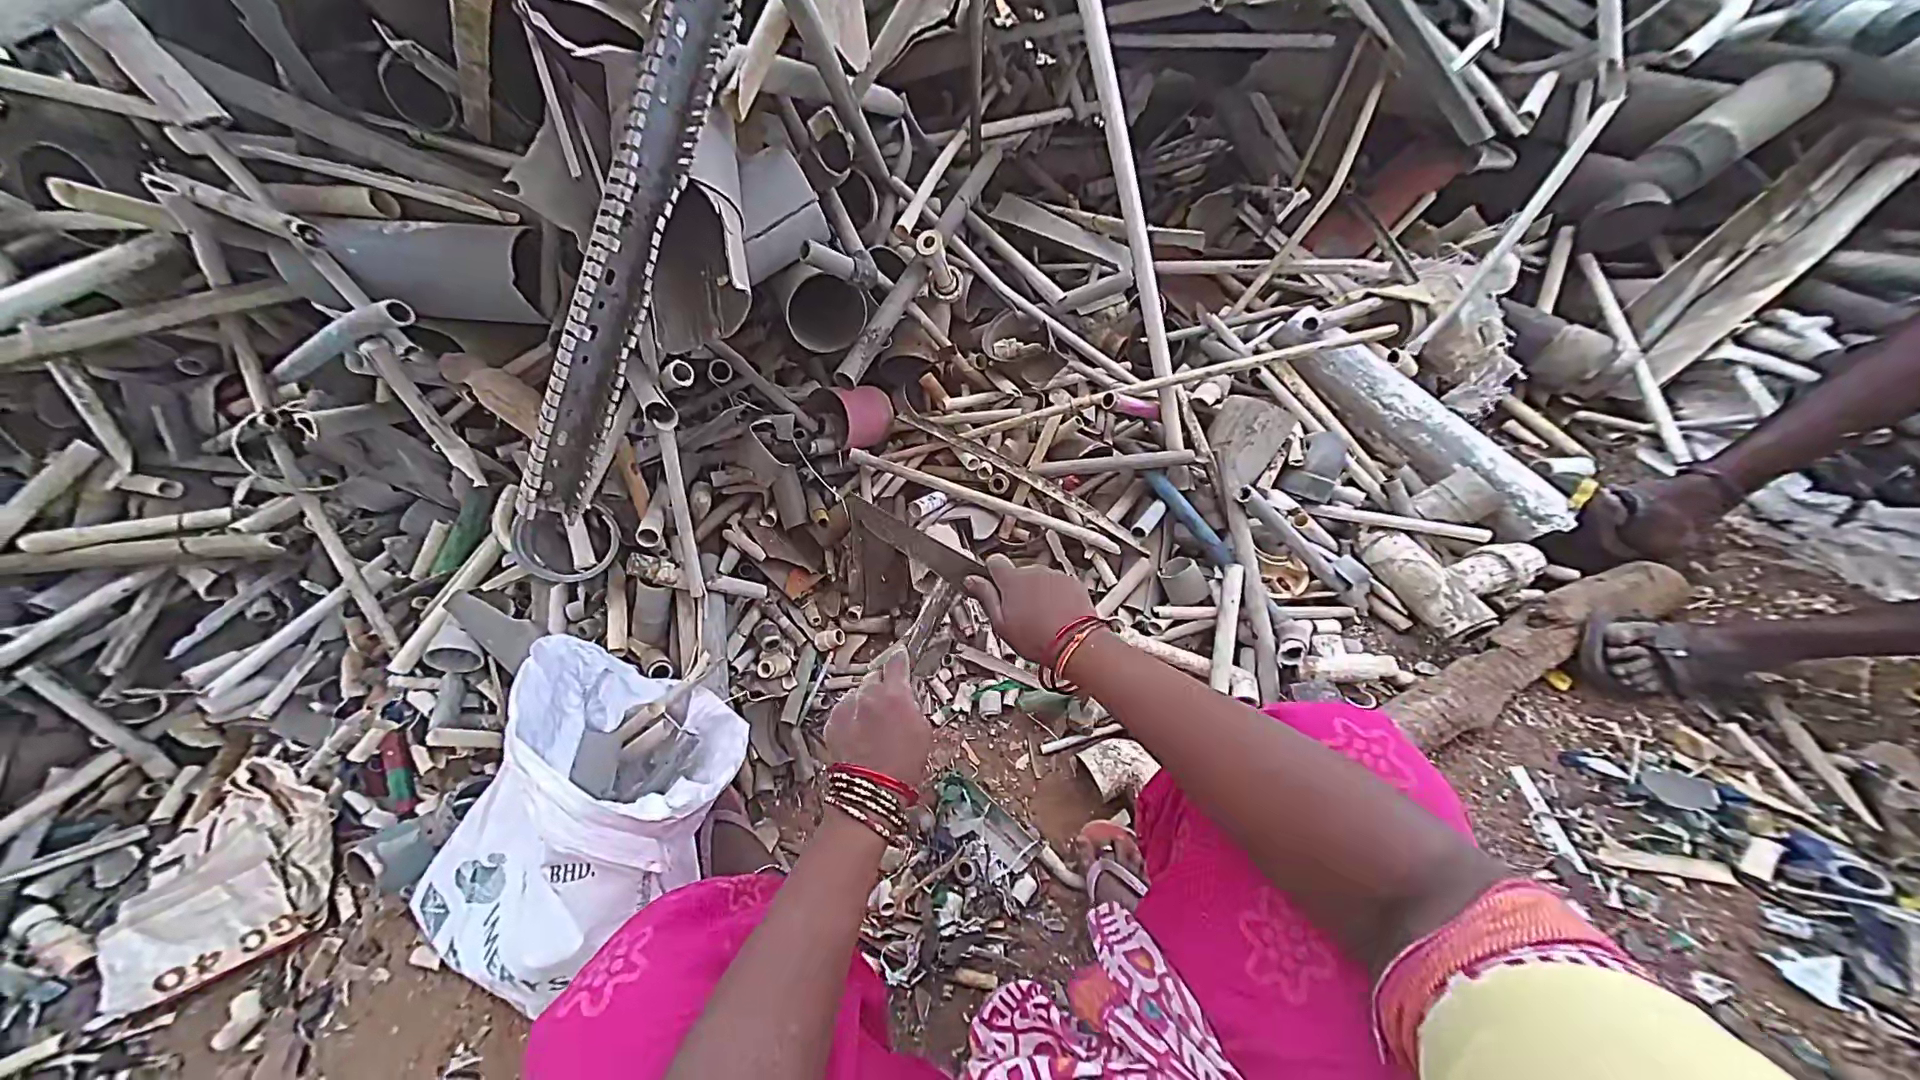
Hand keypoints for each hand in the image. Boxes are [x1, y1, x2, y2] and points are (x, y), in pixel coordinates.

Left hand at [824, 646, 931, 787]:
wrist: (871, 791)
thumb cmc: (903, 766)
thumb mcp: (924, 731)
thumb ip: (913, 705)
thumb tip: (908, 696)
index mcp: (896, 694)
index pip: (897, 661)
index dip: (900, 659)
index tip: (901, 657)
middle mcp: (869, 695)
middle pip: (875, 677)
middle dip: (882, 686)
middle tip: (890, 704)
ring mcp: (847, 707)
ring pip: (857, 693)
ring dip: (865, 702)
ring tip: (873, 724)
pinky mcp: (832, 722)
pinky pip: (843, 709)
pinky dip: (850, 716)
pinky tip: (859, 733)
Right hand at [963, 553, 1097, 665]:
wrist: (1075, 642)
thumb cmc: (1038, 638)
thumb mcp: (1001, 623)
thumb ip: (985, 597)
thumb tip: (972, 582)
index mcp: (1011, 580)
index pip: (993, 562)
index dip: (990, 574)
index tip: (990, 585)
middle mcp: (1033, 572)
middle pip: (1017, 573)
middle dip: (1015, 589)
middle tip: (1016, 613)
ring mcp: (1054, 576)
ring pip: (1038, 579)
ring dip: (1035, 593)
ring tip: (1037, 618)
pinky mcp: (1071, 582)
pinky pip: (1057, 585)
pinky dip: (1054, 596)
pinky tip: (1053, 615)